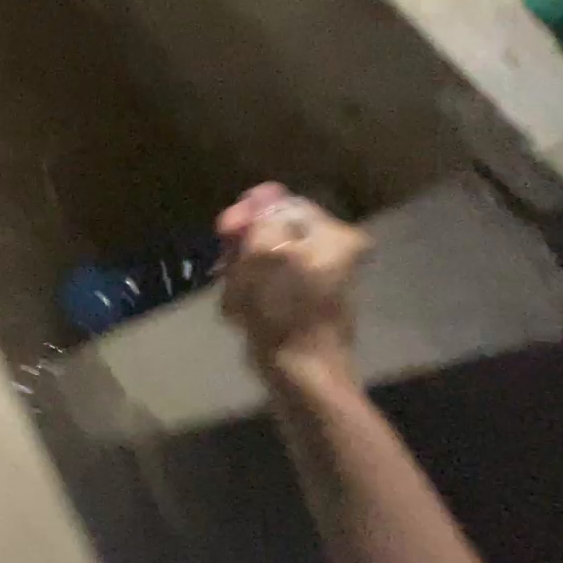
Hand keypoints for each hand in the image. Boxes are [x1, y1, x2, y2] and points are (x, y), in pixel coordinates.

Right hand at [216, 183, 370, 381]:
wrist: (300, 367)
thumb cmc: (282, 310)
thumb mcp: (266, 254)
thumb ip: (266, 219)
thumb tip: (267, 195)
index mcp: (334, 236)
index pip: (280, 201)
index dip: (248, 213)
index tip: (226, 232)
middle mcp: (335, 249)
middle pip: (272, 226)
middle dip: (243, 244)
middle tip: (229, 263)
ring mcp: (322, 271)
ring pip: (264, 250)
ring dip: (242, 265)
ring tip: (235, 287)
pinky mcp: (306, 292)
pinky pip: (269, 272)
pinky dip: (250, 282)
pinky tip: (242, 299)